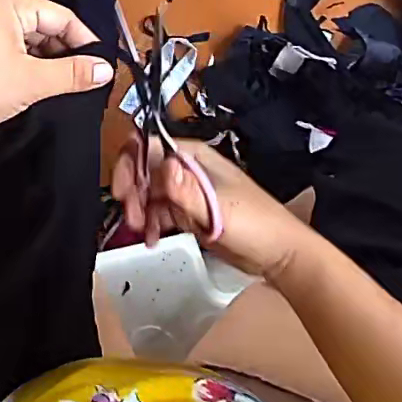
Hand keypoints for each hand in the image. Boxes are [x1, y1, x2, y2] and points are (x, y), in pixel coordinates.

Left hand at [0, 0, 113, 157]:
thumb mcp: (32, 82)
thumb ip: (73, 73)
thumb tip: (106, 70)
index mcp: (8, 4)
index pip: (62, 16)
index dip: (85, 41)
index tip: (101, 65)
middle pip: (45, 25)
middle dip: (65, 52)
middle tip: (84, 78)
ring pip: (28, 39)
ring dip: (46, 61)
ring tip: (60, 85)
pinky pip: (11, 48)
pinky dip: (27, 64)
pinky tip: (34, 85)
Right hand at [111, 134, 317, 281]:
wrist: (279, 254)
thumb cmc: (256, 223)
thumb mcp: (219, 207)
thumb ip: (187, 190)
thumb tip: (163, 167)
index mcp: (194, 157)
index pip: (150, 147)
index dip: (131, 163)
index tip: (123, 189)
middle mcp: (187, 169)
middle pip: (145, 169)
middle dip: (133, 190)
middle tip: (131, 215)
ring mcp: (188, 192)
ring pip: (149, 192)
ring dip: (139, 209)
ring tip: (141, 230)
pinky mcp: (188, 213)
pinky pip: (159, 212)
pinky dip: (150, 223)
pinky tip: (152, 238)